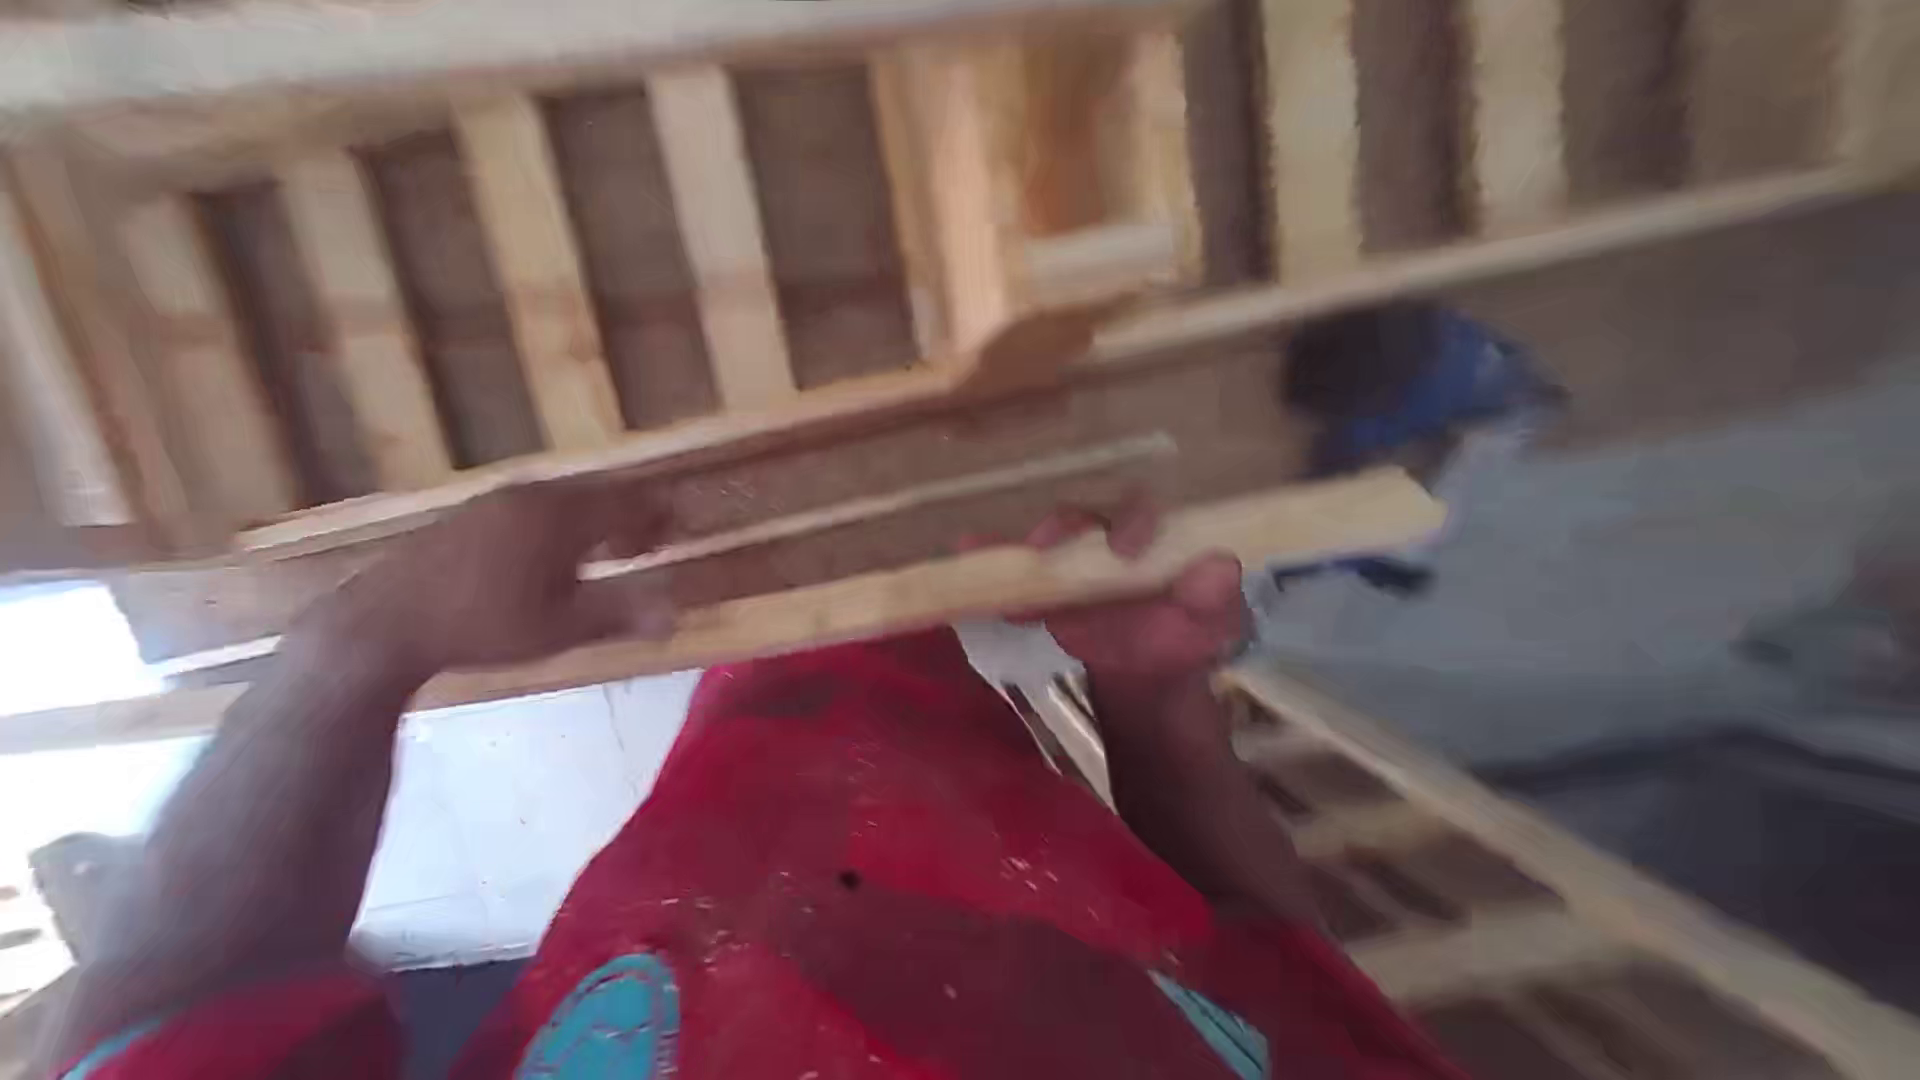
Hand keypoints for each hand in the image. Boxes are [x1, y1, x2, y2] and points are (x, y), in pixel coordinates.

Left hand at [313, 479, 675, 674]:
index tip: (677, 535)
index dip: (660, 516)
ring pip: (569, 497)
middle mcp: (535, 494)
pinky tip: (555, 554)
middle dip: (632, 517)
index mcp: (563, 515)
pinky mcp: (474, 510)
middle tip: (647, 548)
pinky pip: (538, 503)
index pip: (630, 502)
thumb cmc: (484, 626)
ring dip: (598, 519)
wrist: (381, 625)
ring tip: (607, 553)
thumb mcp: (562, 627)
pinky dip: (563, 521)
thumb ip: (623, 615)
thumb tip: (676, 616)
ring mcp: (499, 498)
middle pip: (602, 493)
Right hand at [963, 495, 1249, 692]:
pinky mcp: (1044, 579)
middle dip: (1064, 527)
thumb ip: (1213, 599)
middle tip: (1048, 549)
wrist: (1142, 666)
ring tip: (999, 559)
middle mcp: (1110, 533)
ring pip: (1047, 538)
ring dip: (1022, 547)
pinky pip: (1016, 564)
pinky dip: (992, 557)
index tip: (1124, 550)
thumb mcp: (1207, 624)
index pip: (1141, 508)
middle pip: (1084, 514)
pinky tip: (967, 550)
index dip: (1132, 520)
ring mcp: (1073, 555)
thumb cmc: (1181, 635)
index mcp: (1155, 535)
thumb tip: (1220, 568)